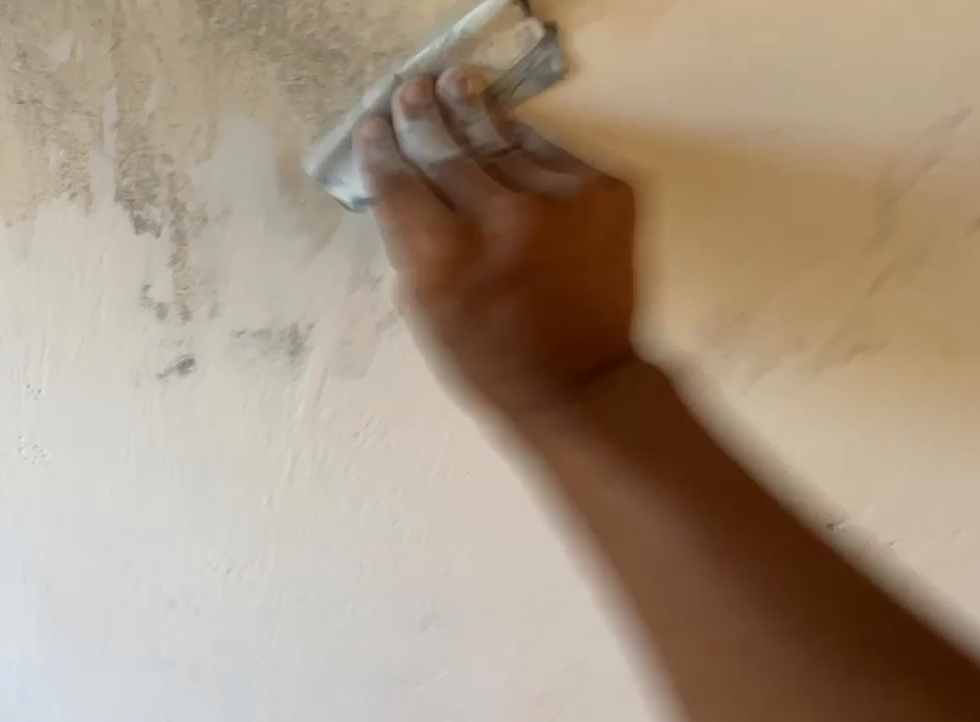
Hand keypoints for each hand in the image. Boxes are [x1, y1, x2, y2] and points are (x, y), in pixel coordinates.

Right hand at [356, 67, 640, 423]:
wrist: (578, 380)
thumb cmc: (485, 360)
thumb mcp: (425, 312)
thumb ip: (415, 249)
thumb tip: (411, 196)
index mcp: (440, 255)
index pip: (400, 185)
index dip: (382, 153)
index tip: (373, 128)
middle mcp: (497, 215)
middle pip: (448, 152)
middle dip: (422, 120)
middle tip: (408, 91)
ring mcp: (558, 196)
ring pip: (501, 142)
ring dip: (472, 112)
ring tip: (453, 83)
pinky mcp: (605, 189)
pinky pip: (550, 152)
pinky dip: (521, 138)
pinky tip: (501, 119)